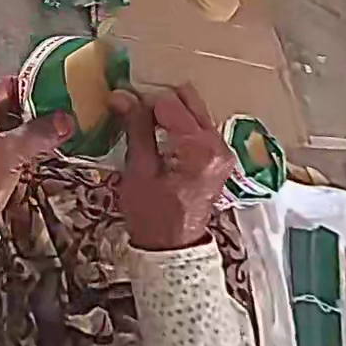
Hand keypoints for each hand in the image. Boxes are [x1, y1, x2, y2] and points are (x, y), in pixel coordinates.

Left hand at [0, 76, 73, 218]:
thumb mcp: (7, 153)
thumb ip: (38, 134)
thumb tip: (64, 120)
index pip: (7, 88)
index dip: (33, 87)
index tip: (57, 88)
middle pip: (16, 108)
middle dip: (41, 110)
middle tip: (65, 108)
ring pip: (20, 128)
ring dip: (40, 129)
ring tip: (64, 126)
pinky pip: (20, 147)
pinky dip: (36, 145)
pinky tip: (54, 145)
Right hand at [114, 85, 236, 250]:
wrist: (172, 250)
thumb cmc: (152, 215)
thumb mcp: (139, 171)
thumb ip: (136, 128)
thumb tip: (122, 95)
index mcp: (201, 149)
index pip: (170, 104)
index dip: (143, 101)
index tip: (122, 105)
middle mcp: (219, 144)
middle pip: (189, 99)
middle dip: (159, 101)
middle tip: (133, 110)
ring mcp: (222, 149)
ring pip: (194, 109)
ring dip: (169, 111)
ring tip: (142, 122)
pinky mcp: (219, 155)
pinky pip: (198, 125)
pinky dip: (178, 123)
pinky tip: (159, 134)